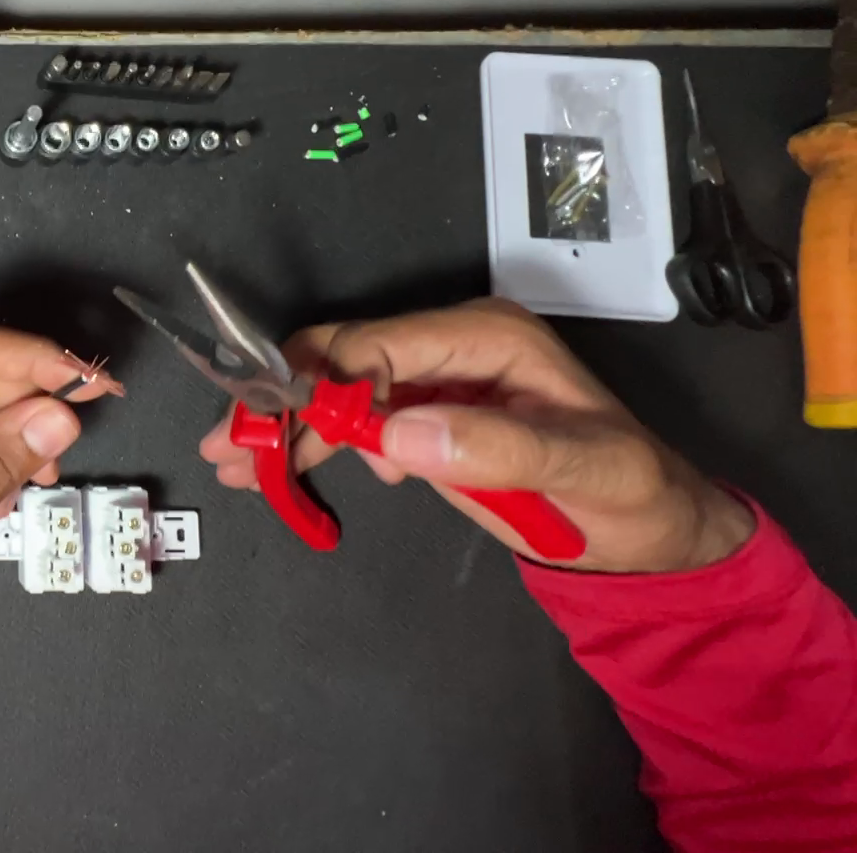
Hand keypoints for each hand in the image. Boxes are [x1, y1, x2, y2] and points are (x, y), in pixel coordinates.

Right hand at [199, 298, 751, 572]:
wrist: (641, 532)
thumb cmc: (627, 497)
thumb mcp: (586, 471)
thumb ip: (499, 448)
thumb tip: (394, 436)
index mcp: (479, 337)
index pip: (373, 345)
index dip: (320, 385)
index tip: (279, 434)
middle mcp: (437, 346)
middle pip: (332, 357)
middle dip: (277, 401)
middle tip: (229, 445)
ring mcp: (416, 379)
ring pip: (321, 387)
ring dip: (277, 427)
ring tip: (236, 468)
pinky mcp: (403, 412)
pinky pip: (335, 418)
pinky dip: (302, 445)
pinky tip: (283, 474)